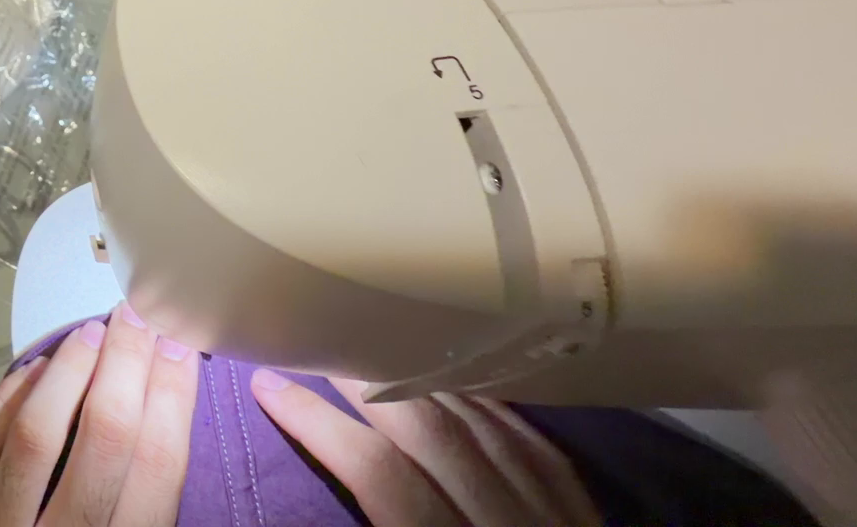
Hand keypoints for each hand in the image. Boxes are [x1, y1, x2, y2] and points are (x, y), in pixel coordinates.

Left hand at [0, 304, 200, 526]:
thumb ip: (146, 516)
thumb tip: (168, 428)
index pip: (156, 470)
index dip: (172, 398)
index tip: (181, 346)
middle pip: (103, 439)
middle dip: (127, 366)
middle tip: (139, 315)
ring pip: (35, 436)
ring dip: (68, 373)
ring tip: (92, 332)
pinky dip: (2, 405)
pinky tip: (29, 370)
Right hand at [250, 370, 600, 526]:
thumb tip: (303, 494)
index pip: (380, 473)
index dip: (317, 421)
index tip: (267, 384)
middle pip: (430, 430)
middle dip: (362, 378)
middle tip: (315, 346)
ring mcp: (559, 522)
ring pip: (480, 423)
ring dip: (415, 379)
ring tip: (368, 353)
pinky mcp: (589, 519)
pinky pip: (526, 439)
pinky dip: (477, 404)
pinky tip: (445, 386)